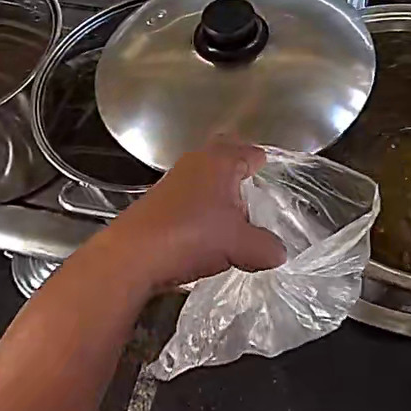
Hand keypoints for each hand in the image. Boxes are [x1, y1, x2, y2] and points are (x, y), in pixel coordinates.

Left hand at [93, 143, 285, 290]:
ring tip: (234, 220)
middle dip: (241, 175)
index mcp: (221, 161)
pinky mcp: (158, 201)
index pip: (252, 153)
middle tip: (256, 197)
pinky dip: (200, 210)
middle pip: (226, 158)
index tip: (276, 183)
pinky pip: (189, 197)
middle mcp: (197, 162)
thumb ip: (266, 247)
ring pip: (206, 178)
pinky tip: (206, 234)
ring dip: (219, 195)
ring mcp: (174, 180)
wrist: (131, 257)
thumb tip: (279, 253)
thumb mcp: (241, 245)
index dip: (266, 167)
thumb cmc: (190, 236)